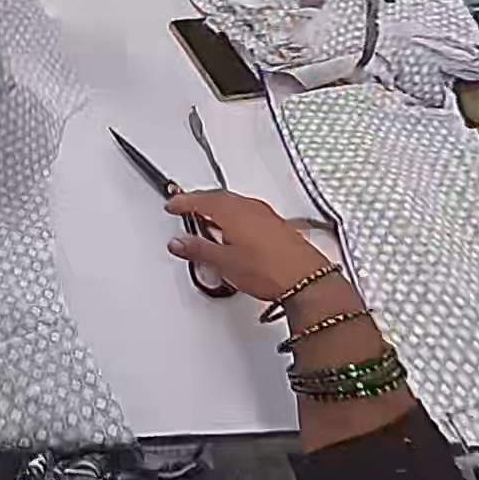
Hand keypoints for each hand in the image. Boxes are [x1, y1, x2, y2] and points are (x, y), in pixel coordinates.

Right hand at [164, 190, 331, 301]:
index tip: (172, 204)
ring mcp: (265, 215)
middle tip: (185, 208)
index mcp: (232, 211)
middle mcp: (250, 208)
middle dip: (199, 202)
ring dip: (217, 210)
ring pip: (234, 205)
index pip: (200, 200)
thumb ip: (198, 249)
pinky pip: (248, 213)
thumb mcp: (223, 262)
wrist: (306, 281)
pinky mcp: (277, 226)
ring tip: (206, 222)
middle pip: (218, 198)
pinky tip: (233, 233)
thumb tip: (179, 243)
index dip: (183, 202)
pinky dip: (234, 218)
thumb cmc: (271, 269)